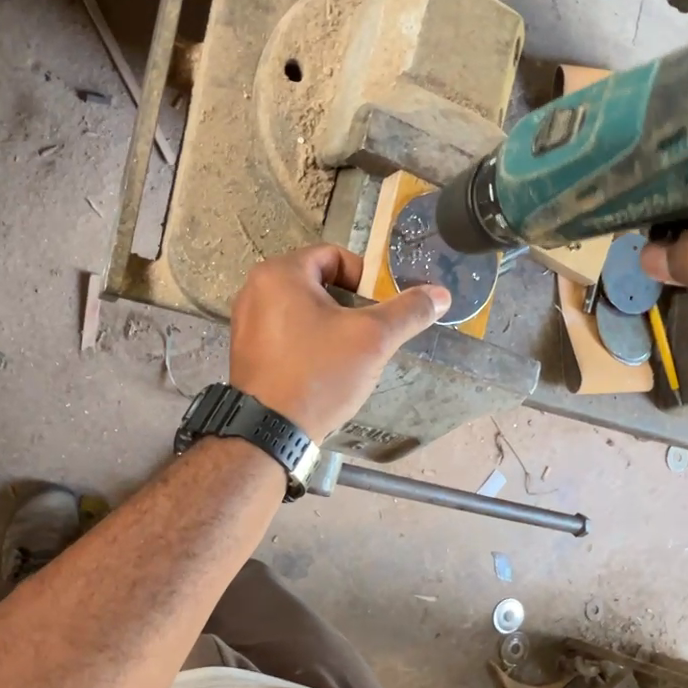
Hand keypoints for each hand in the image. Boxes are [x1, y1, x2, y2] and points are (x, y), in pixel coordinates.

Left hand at [228, 245, 450, 439]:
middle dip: (349, 307)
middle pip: (317, 284)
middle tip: (367, 337)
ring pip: (302, 312)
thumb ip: (408, 312)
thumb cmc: (318, 375)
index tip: (378, 310)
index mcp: (280, 273)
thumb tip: (441, 294)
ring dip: (330, 328)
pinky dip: (308, 346)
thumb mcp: (373, 340)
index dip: (364, 279)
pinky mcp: (246, 353)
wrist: (269, 431)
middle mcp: (255, 290)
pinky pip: (286, 336)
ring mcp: (246, 323)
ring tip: (347, 358)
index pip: (334, 256)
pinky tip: (322, 373)